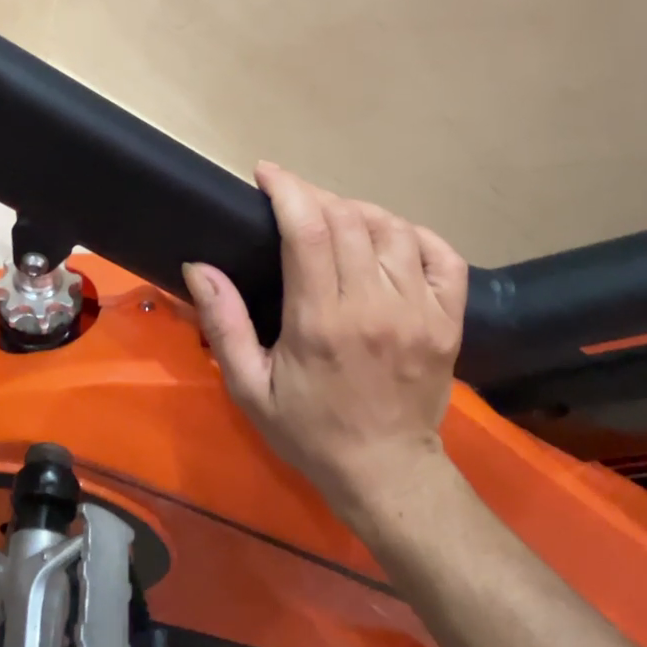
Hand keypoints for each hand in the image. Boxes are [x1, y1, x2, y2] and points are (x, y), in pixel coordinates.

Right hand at [182, 161, 468, 521]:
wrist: (386, 474)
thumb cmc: (307, 430)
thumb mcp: (248, 386)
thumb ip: (224, 324)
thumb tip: (199, 266)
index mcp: (320, 321)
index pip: (307, 230)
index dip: (287, 189)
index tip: (265, 173)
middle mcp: (373, 307)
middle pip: (348, 219)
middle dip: (314, 195)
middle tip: (291, 200)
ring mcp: (418, 312)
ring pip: (393, 229)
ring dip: (359, 211)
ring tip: (334, 219)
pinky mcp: (448, 322)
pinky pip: (443, 256)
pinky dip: (415, 234)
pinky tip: (388, 240)